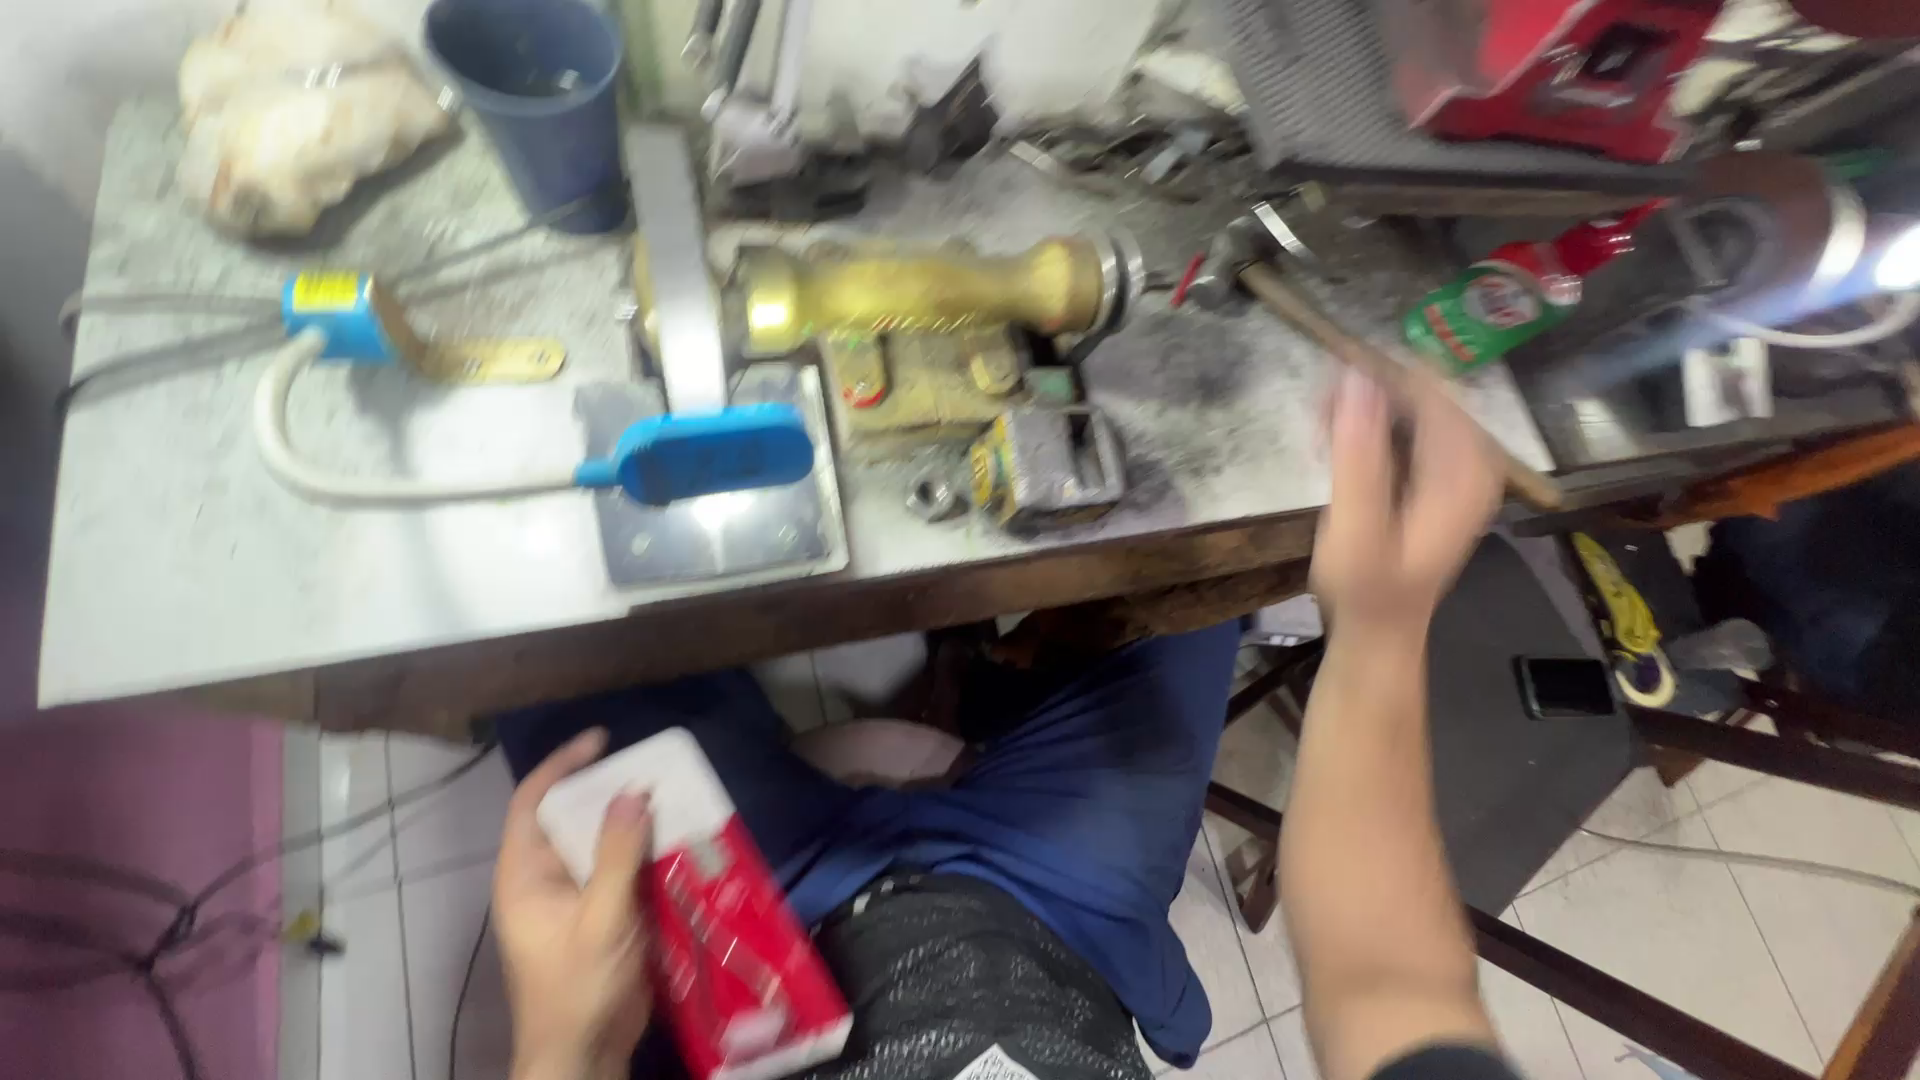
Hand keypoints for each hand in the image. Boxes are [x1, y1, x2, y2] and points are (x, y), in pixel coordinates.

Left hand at [495, 729, 654, 1079]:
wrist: (586, 1056)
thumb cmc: (578, 988)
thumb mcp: (599, 920)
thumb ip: (616, 856)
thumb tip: (632, 793)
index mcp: (525, 876)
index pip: (534, 802)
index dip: (563, 766)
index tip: (603, 741)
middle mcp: (546, 878)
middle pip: (572, 816)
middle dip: (610, 790)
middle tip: (653, 770)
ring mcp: (575, 896)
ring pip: (602, 841)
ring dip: (635, 820)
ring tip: (674, 796)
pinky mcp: (603, 912)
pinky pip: (623, 866)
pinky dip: (648, 849)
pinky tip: (679, 839)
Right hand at [1311, 369, 1502, 638]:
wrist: (1378, 629)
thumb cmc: (1365, 586)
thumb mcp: (1357, 524)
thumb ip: (1358, 452)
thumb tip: (1355, 379)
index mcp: (1466, 470)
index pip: (1434, 390)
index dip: (1383, 376)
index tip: (1331, 379)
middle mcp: (1472, 462)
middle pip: (1425, 396)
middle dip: (1370, 393)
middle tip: (1319, 412)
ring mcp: (1455, 470)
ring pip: (1413, 410)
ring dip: (1365, 410)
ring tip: (1321, 428)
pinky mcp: (1434, 478)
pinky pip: (1407, 431)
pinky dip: (1371, 429)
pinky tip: (1337, 442)